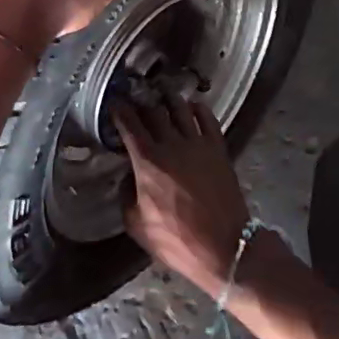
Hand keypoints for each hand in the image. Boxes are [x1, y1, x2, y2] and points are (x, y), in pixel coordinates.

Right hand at [114, 94, 250, 297]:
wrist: (224, 247)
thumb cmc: (177, 240)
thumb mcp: (137, 225)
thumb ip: (126, 196)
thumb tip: (129, 176)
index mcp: (147, 161)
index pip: (129, 125)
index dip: (119, 111)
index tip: (114, 104)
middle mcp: (171, 144)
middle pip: (153, 111)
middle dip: (141, 102)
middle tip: (136, 98)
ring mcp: (197, 143)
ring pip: (180, 108)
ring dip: (168, 98)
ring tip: (162, 91)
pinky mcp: (218, 148)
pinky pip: (207, 118)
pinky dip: (198, 107)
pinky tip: (193, 105)